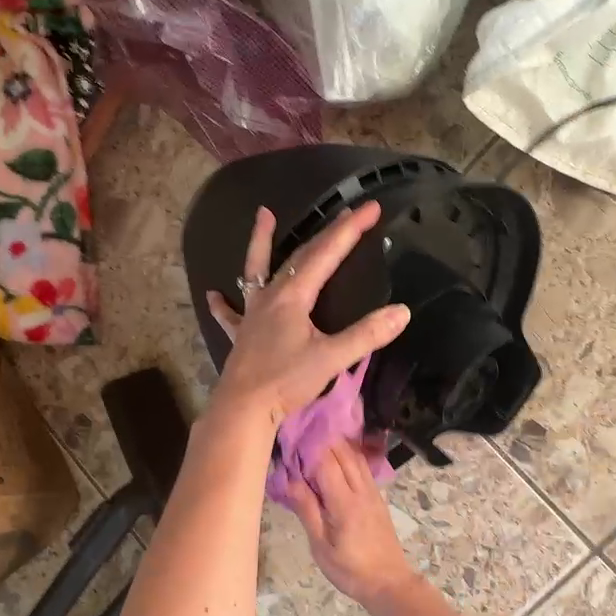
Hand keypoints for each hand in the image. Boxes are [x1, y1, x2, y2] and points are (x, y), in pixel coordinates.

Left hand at [206, 201, 409, 427]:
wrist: (243, 408)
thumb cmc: (286, 381)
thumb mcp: (332, 358)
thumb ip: (366, 335)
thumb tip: (402, 312)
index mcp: (294, 296)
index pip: (327, 254)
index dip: (351, 230)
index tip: (371, 208)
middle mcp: (270, 297)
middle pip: (299, 256)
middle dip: (326, 233)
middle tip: (346, 214)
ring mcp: (252, 314)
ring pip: (256, 270)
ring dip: (260, 242)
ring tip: (263, 216)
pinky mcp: (241, 336)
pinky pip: (231, 313)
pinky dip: (223, 302)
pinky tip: (213, 294)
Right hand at [284, 439, 423, 608]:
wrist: (389, 582)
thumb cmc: (350, 570)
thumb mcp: (321, 547)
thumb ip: (307, 511)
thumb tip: (290, 480)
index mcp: (345, 502)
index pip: (326, 462)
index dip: (308, 447)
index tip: (290, 437)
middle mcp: (362, 491)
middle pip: (343, 453)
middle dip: (322, 439)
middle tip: (299, 433)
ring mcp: (373, 492)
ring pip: (355, 457)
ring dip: (337, 445)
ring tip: (315, 439)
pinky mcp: (377, 498)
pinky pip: (362, 468)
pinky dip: (348, 457)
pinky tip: (335, 459)